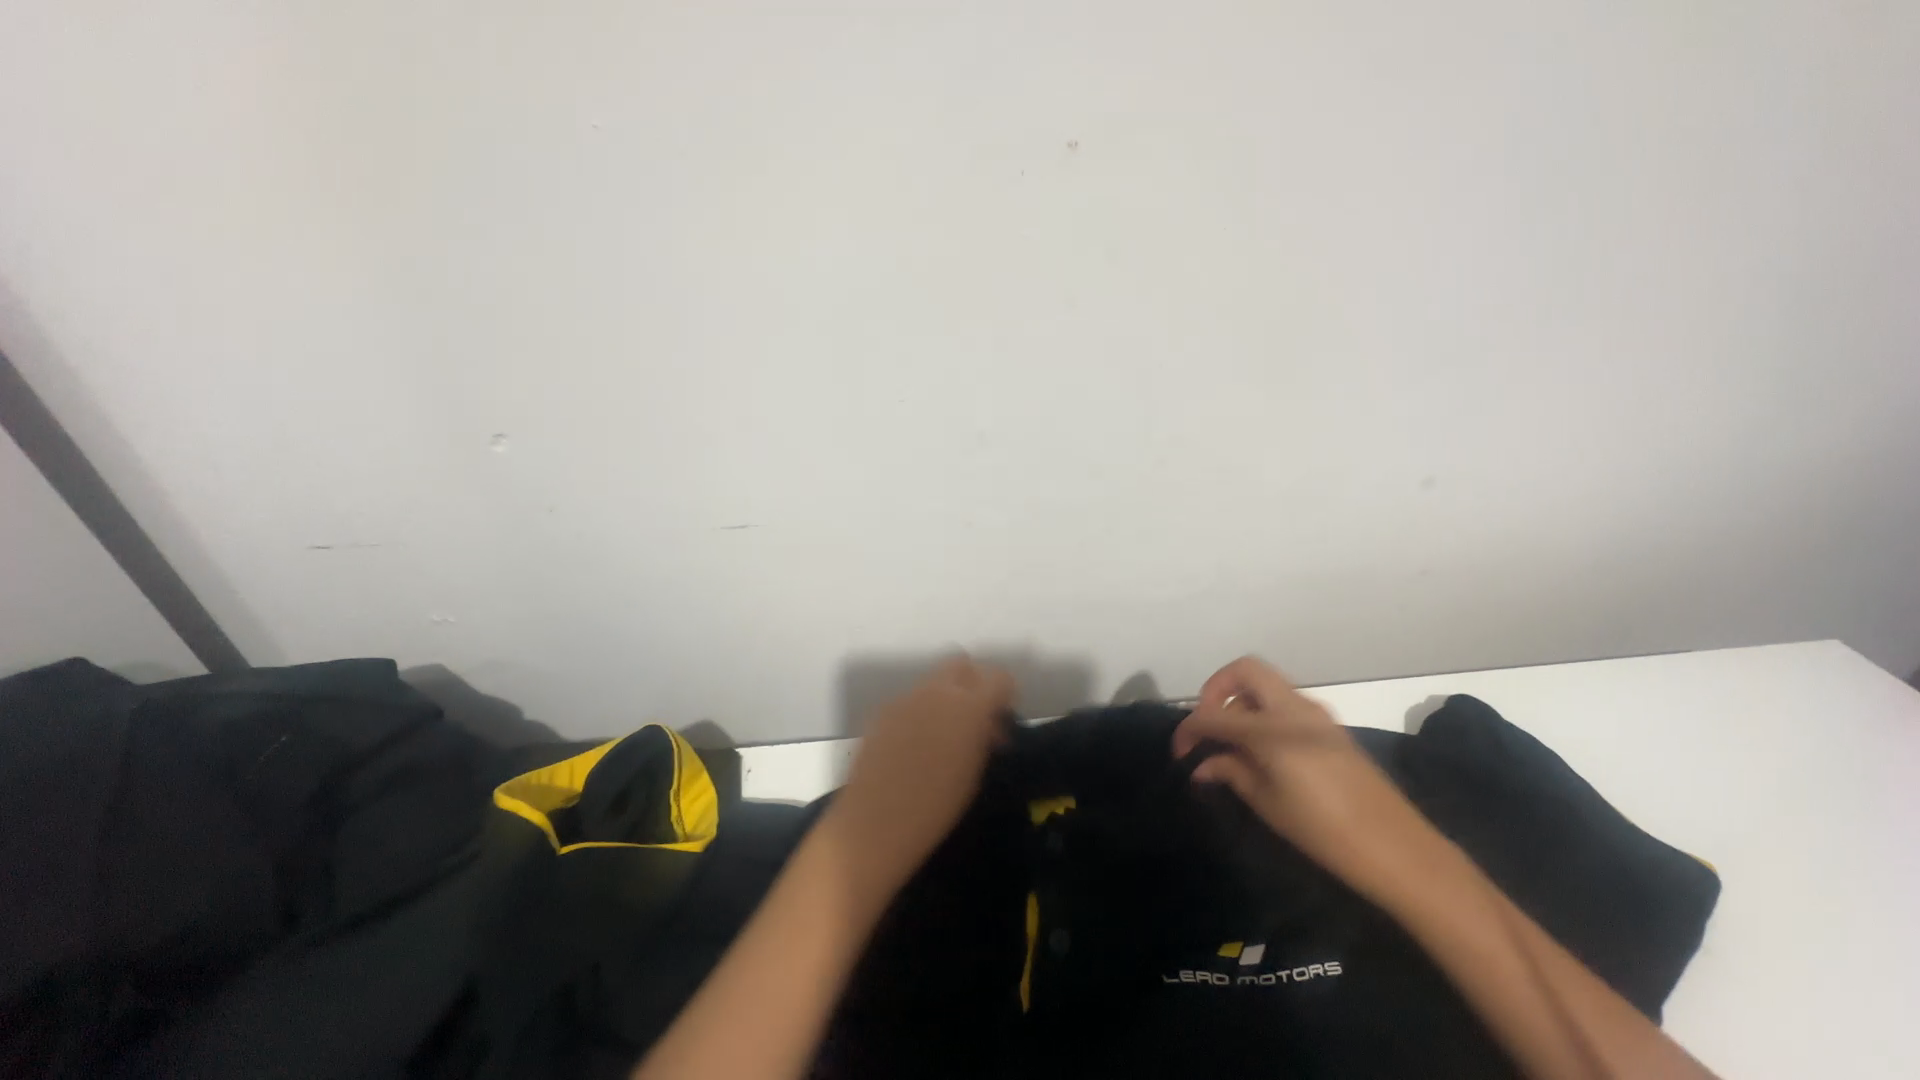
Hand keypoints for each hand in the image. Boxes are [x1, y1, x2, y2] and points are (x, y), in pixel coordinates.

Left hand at [828, 655, 1014, 887]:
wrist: (875, 822)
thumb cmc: (936, 808)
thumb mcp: (974, 773)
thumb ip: (983, 738)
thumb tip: (987, 726)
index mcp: (968, 707)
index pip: (999, 678)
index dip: (1005, 694)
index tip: (1003, 718)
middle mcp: (936, 692)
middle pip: (961, 664)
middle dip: (972, 683)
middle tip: (975, 718)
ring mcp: (905, 700)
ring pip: (933, 683)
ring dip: (944, 700)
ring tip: (943, 738)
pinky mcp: (882, 713)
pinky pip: (910, 702)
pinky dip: (919, 715)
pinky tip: (914, 748)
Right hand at [1173, 656, 1424, 882]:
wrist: (1397, 848)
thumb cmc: (1323, 830)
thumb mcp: (1268, 803)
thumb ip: (1231, 772)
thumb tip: (1203, 764)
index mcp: (1274, 729)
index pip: (1216, 714)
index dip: (1190, 728)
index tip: (1180, 752)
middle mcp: (1295, 709)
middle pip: (1246, 671)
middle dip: (1217, 690)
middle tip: (1207, 727)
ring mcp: (1318, 715)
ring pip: (1268, 686)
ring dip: (1242, 702)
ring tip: (1231, 744)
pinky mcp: (1331, 729)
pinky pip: (1287, 705)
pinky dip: (1264, 714)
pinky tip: (1260, 751)